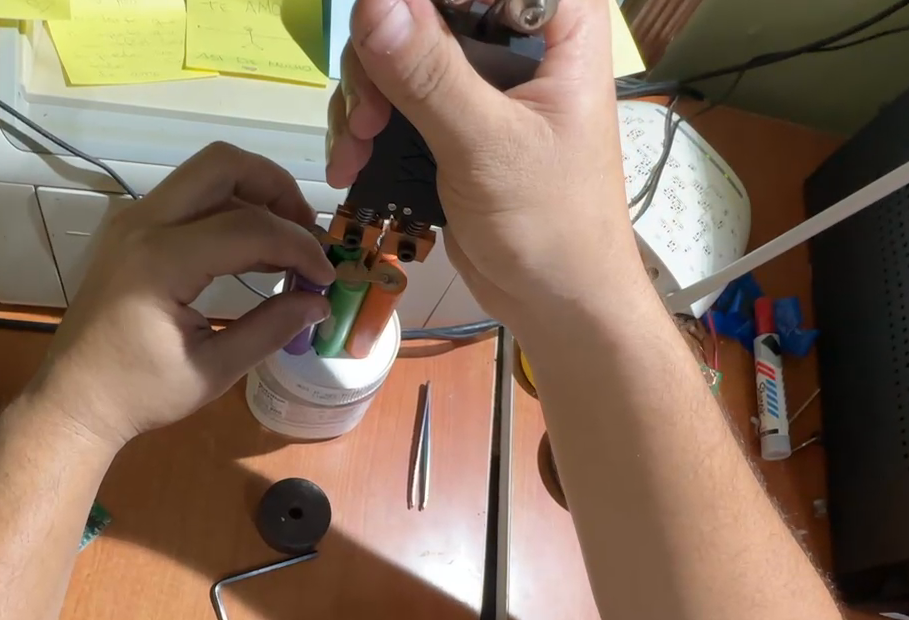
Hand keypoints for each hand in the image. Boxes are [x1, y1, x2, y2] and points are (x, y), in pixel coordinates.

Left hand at [29, 143, 333, 448]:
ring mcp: (131, 220)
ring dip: (253, 194)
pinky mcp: (130, 230)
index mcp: (161, 261)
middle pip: (223, 165)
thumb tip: (318, 304)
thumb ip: (269, 330)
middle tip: (308, 232)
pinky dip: (227, 209)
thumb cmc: (141, 393)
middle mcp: (143, 224)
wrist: (77, 399)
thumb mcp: (212, 370)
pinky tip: (251, 251)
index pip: (249, 228)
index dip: (299, 248)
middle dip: (277, 189)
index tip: (326, 278)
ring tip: (287, 242)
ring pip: (204, 174)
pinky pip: (187, 197)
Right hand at [326, 0, 643, 329]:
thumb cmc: (550, 224)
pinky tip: (352, 167)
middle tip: (366, 125)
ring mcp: (479, 83)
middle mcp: (514, 36)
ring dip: (362, 102)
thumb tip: (371, 2)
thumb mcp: (489, 146)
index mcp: (553, 15)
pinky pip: (394, 105)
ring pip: (396, 56)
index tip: (376, 41)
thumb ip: (430, 74)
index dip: (413, 6)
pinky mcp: (450, 127)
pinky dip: (366, 133)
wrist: (556, 301)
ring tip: (354, 156)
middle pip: (421, 10)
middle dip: (378, 60)